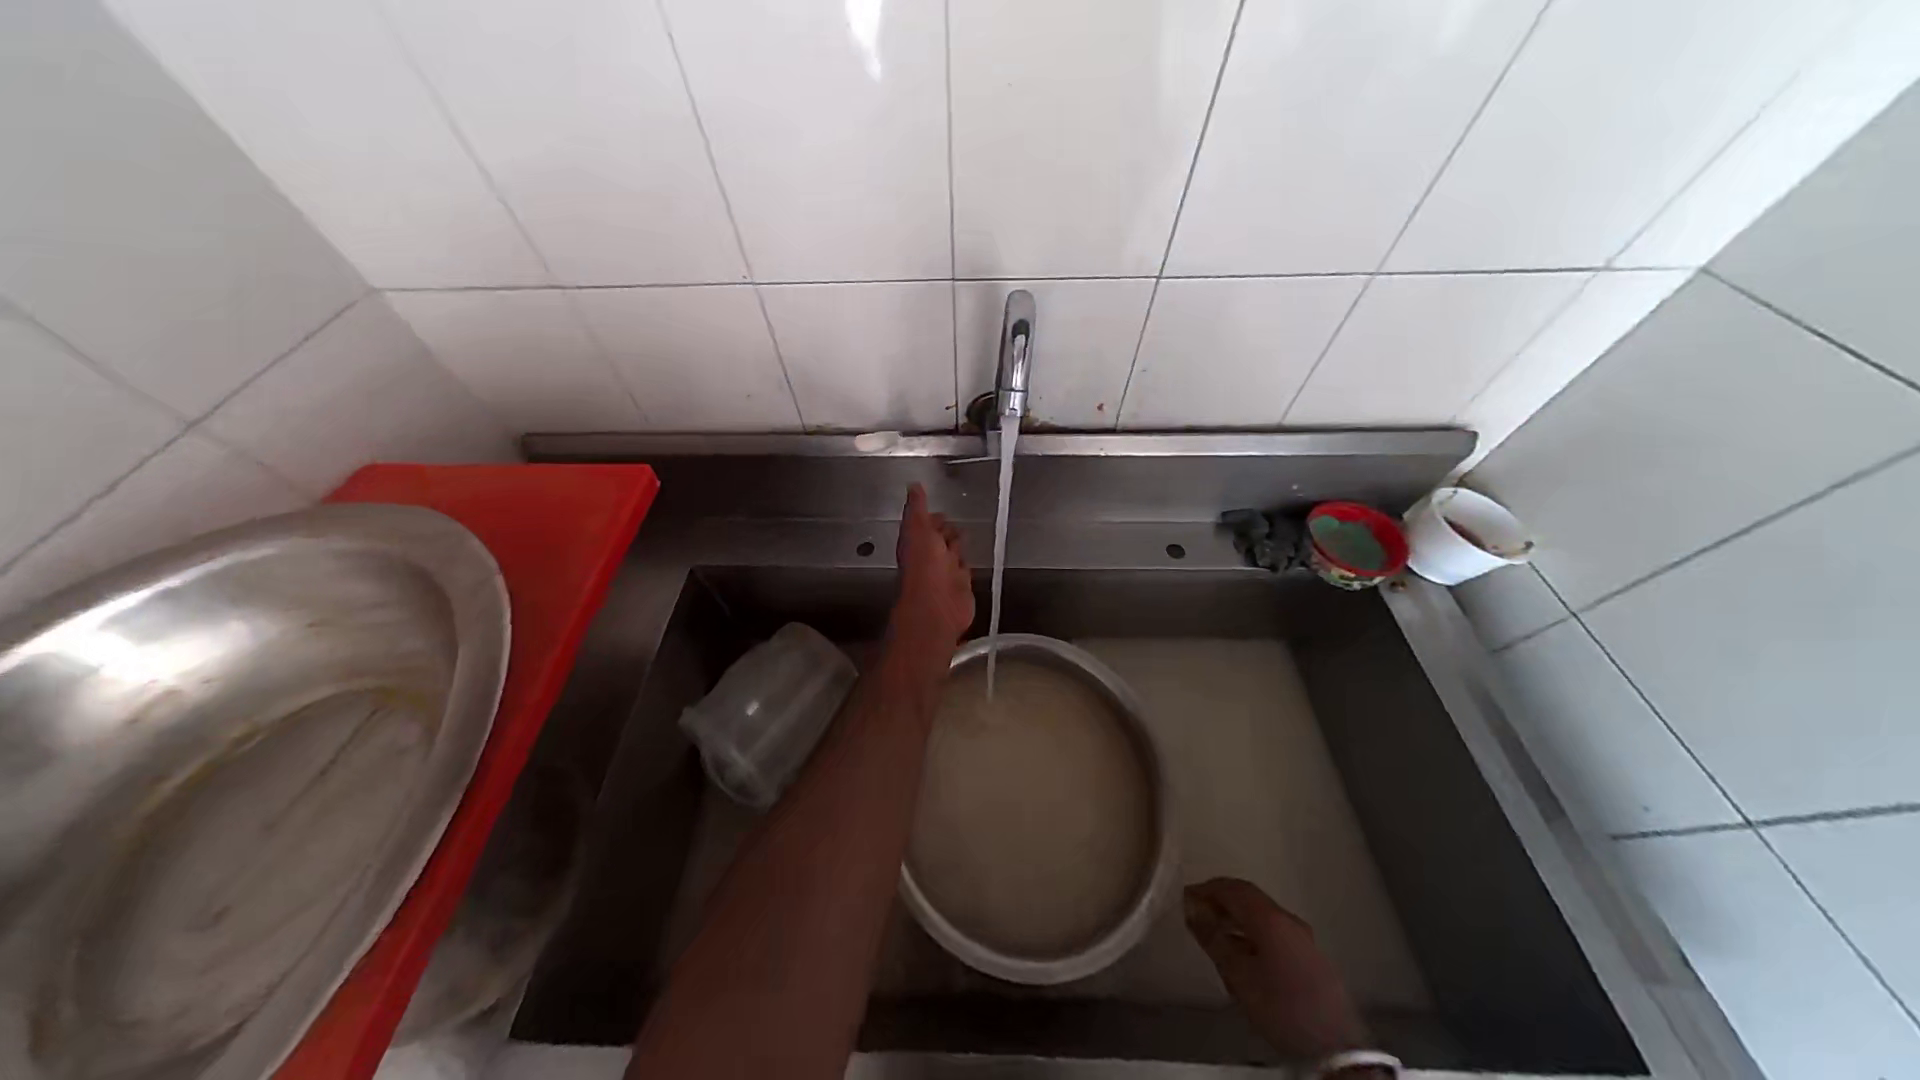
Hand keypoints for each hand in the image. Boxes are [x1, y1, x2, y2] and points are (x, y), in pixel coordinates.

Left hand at [892, 483, 972, 644]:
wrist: (938, 605)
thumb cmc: (924, 568)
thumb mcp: (918, 529)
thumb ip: (917, 508)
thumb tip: (913, 485)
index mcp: (916, 543)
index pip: (923, 526)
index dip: (929, 517)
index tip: (936, 508)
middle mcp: (929, 557)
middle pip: (938, 540)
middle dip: (945, 530)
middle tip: (952, 520)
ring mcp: (945, 572)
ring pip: (951, 553)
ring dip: (956, 545)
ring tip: (965, 534)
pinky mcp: (960, 584)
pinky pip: (964, 569)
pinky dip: (967, 562)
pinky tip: (971, 558)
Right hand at [1184, 878, 1370, 1062]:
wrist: (1336, 1050)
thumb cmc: (1280, 1008)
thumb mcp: (1238, 975)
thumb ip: (1213, 938)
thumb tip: (1193, 910)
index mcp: (1270, 918)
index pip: (1233, 888)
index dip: (1207, 888)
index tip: (1186, 896)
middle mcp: (1289, 920)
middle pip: (1249, 898)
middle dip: (1221, 901)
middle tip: (1197, 912)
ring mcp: (1303, 938)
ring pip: (1263, 916)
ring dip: (1237, 918)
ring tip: (1215, 933)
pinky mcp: (1311, 957)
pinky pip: (1274, 932)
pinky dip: (1252, 932)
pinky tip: (1242, 952)